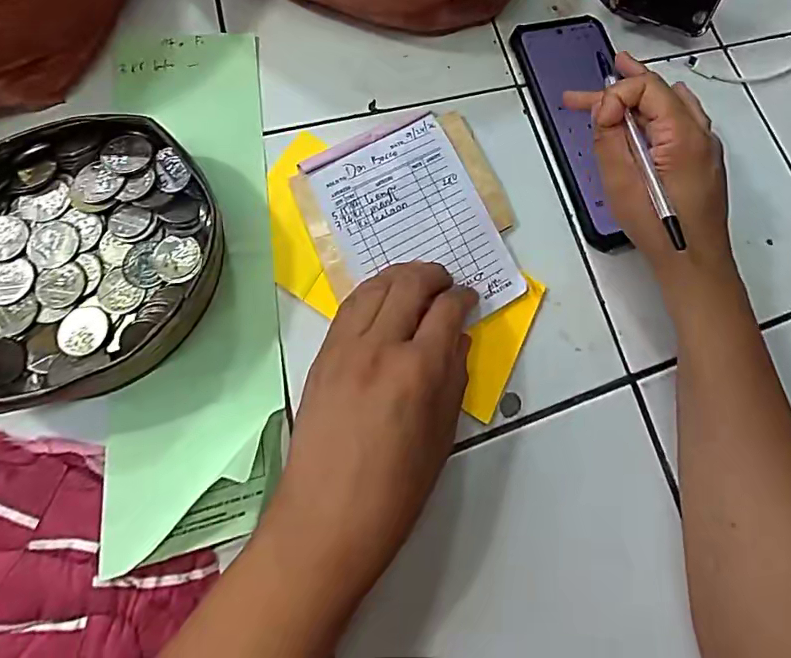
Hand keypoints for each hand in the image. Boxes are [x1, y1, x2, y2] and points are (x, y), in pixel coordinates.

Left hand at [264, 262, 473, 596]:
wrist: (325, 515)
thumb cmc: (393, 492)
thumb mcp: (440, 439)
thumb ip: (453, 380)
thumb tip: (457, 339)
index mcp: (417, 372)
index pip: (445, 312)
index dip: (461, 298)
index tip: (468, 296)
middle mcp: (379, 347)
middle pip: (407, 287)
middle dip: (431, 275)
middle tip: (445, 280)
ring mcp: (344, 347)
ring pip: (374, 289)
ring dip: (398, 276)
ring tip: (414, 278)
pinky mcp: (322, 354)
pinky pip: (349, 308)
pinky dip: (369, 292)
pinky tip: (380, 296)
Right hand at [564, 52, 730, 278]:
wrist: (692, 260)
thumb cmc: (660, 226)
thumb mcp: (620, 179)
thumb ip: (609, 136)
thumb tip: (604, 107)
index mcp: (683, 135)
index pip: (646, 88)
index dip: (614, 95)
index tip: (595, 117)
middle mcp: (701, 134)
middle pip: (657, 93)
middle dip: (618, 89)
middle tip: (582, 94)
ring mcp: (704, 147)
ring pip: (670, 103)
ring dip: (637, 94)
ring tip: (617, 77)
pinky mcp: (701, 159)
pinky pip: (679, 119)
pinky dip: (654, 109)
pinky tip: (645, 110)